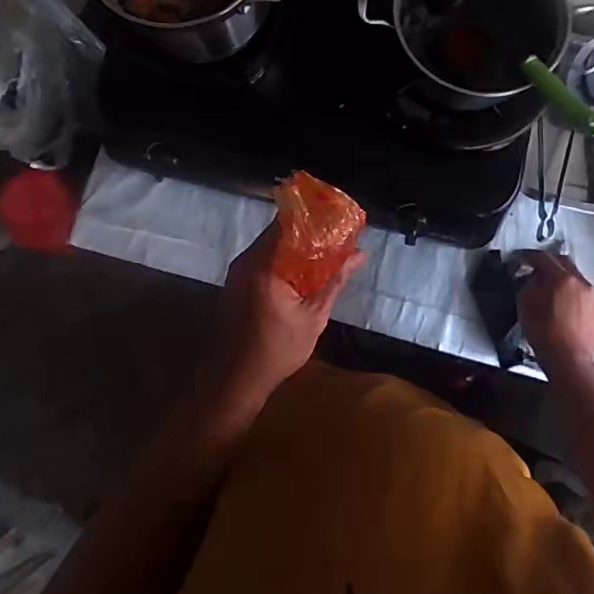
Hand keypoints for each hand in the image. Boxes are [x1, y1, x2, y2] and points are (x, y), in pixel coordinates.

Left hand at [215, 222, 364, 401]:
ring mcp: (238, 272)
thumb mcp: (313, 316)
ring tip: (325, 248)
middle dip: (307, 230)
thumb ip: (334, 281)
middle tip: (336, 231)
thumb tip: (359, 253)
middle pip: (278, 231)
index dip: (311, 214)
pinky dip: (283, 259)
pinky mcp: (236, 283)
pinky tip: (303, 269)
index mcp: (264, 265)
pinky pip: (262, 260)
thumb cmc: (276, 350)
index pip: (286, 222)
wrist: (235, 380)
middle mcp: (246, 261)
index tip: (334, 213)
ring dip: (295, 245)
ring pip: (270, 245)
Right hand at [515, 250, 593, 380]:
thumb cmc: (543, 331)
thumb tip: (534, 277)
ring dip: (562, 279)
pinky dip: (573, 295)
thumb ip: (529, 284)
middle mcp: (582, 282)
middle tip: (534, 268)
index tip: (518, 259)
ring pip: (576, 279)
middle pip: (564, 263)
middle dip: (548, 263)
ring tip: (551, 288)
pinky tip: (565, 306)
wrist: (569, 361)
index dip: (528, 256)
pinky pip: (584, 296)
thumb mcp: (525, 304)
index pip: (543, 257)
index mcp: (562, 278)